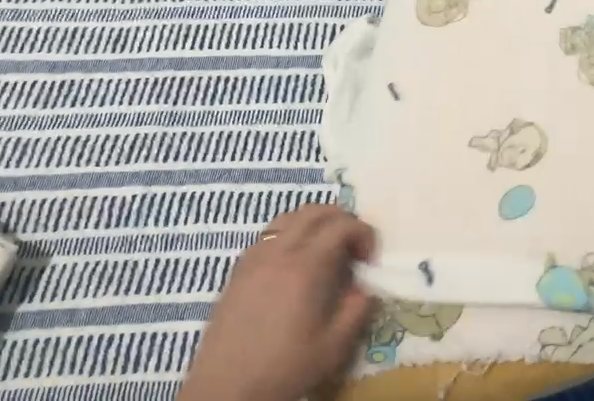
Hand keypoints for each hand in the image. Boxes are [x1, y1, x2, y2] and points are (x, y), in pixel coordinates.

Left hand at [179, 205, 377, 400]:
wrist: (225, 389)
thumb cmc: (282, 368)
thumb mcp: (333, 347)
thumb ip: (357, 310)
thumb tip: (366, 287)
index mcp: (306, 266)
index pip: (342, 225)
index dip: (364, 233)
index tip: (369, 260)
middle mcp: (280, 251)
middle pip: (316, 211)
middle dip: (342, 220)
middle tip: (351, 248)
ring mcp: (256, 257)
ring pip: (290, 217)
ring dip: (314, 223)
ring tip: (323, 251)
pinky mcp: (239, 269)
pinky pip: (269, 234)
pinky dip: (289, 235)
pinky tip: (292, 265)